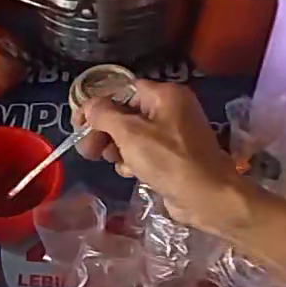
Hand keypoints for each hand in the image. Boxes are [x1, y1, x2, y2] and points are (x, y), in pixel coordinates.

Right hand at [77, 80, 251, 231]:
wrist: (206, 196)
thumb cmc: (167, 159)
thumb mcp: (129, 132)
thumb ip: (103, 114)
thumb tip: (89, 106)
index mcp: (164, 95)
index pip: (121, 91)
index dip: (97, 106)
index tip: (79, 124)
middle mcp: (171, 109)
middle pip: (125, 114)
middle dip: (104, 132)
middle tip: (88, 151)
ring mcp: (174, 133)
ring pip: (131, 135)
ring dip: (117, 149)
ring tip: (114, 162)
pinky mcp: (174, 155)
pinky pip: (144, 151)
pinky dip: (134, 161)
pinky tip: (132, 173)